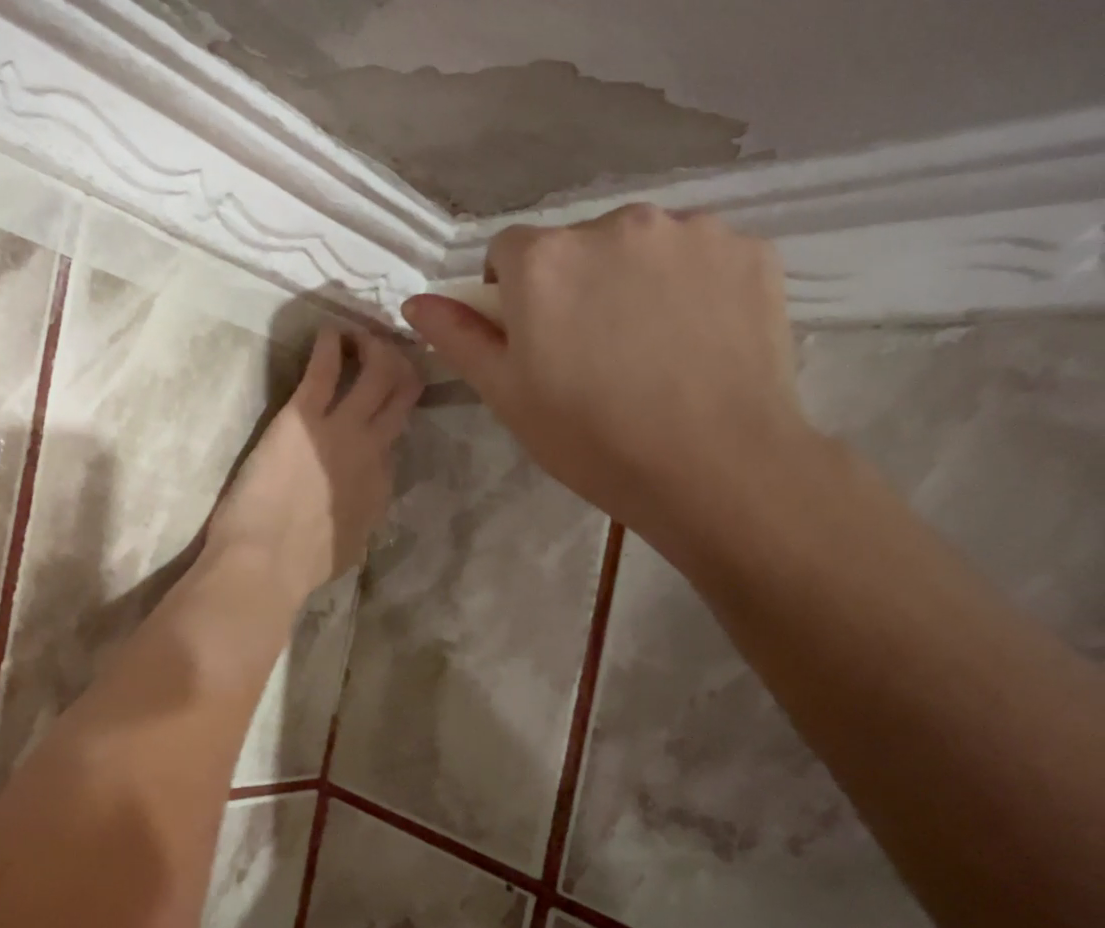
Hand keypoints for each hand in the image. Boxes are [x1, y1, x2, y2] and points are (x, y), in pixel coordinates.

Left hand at [205, 325, 420, 604]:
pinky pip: (326, 368)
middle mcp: (373, 451)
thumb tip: (351, 515)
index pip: (393, 442)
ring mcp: (342, 429)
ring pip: (379, 372)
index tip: (374, 412)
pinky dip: (330, 345)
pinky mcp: (303, 416)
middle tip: (385, 352)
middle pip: (404, 396)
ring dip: (373, 347)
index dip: (385, 423)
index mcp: (381, 487)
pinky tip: (328, 334)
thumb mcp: (348, 549)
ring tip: (359, 336)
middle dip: (400, 368)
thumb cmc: (299, 568)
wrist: (266, 562)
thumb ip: (356, 521)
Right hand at [400, 204, 821, 546]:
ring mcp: (690, 232)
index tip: (530, 337)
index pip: (508, 249)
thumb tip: (416, 302)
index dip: (511, 292)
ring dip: (633, 278)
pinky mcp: (751, 250)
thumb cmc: (589, 435)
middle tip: (590, 348)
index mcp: (544, 259)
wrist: (715, 464)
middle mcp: (616, 224)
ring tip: (648, 345)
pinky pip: (701, 257)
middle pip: (577, 243)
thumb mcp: (505, 393)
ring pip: (641, 246)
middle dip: (575, 282)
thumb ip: (458, 336)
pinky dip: (691, 285)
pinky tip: (695, 338)